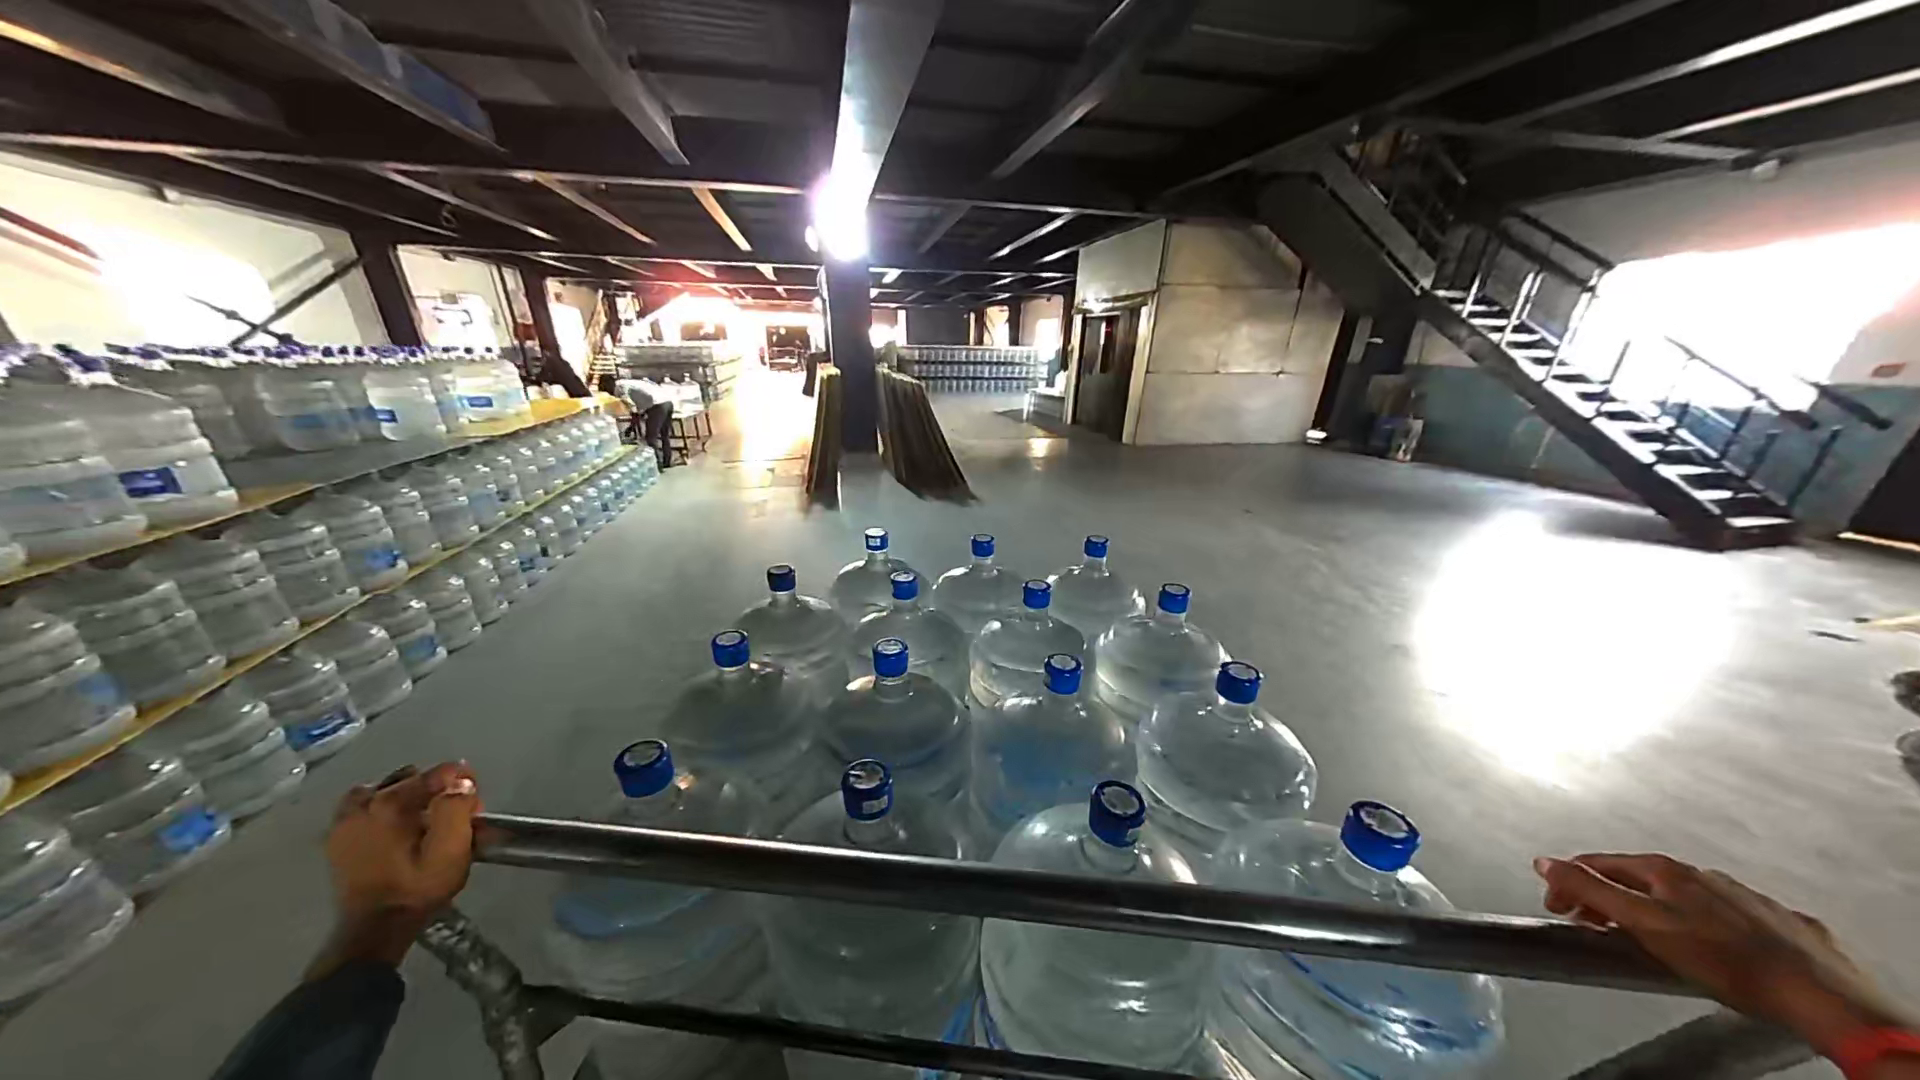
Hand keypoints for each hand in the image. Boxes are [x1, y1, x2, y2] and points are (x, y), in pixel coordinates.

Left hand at [309, 763, 480, 977]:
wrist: (374, 931)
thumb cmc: (418, 888)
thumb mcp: (451, 850)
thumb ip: (457, 809)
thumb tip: (460, 783)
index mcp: (390, 804)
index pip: (440, 773)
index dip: (464, 782)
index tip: (474, 805)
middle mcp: (362, 806)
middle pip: (410, 777)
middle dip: (435, 788)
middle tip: (453, 813)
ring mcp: (343, 824)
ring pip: (381, 789)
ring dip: (405, 796)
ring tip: (422, 817)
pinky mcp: (336, 841)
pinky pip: (361, 808)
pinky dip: (381, 809)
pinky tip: (395, 828)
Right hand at [1536, 854, 1911, 1058]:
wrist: (1826, 1000)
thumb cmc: (1725, 960)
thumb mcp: (1642, 922)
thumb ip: (1589, 888)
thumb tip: (1543, 861)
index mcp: (1663, 869)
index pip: (1596, 864)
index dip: (1568, 883)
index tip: (1559, 909)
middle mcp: (1700, 873)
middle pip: (1636, 877)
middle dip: (1606, 896)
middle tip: (1593, 924)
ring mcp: (1744, 895)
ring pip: (1682, 895)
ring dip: (1653, 909)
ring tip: (1648, 938)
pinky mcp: (1781, 922)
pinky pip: (1727, 915)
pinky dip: (1703, 924)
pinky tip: (1711, 945)